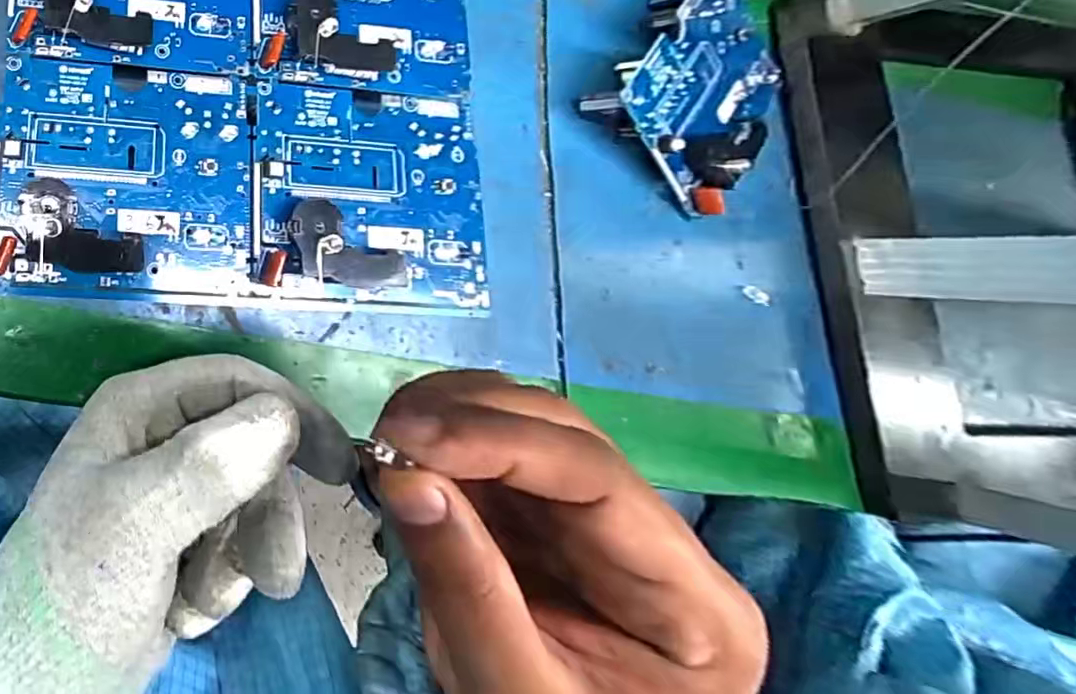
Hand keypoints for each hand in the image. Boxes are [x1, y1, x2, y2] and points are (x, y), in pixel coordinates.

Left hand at [0, 355, 353, 693]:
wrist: (39, 673)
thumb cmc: (78, 581)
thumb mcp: (138, 519)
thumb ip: (206, 466)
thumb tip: (282, 414)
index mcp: (142, 404)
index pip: (233, 380)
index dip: (289, 411)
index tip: (334, 465)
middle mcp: (160, 434)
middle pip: (251, 446)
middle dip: (263, 514)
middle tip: (273, 574)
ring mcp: (172, 487)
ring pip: (250, 502)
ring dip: (238, 560)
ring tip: (198, 602)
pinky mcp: (182, 535)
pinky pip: (234, 543)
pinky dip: (220, 581)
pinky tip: (180, 609)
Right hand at [370, 371, 765, 693]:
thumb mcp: (512, 692)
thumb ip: (467, 591)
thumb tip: (404, 477)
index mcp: (690, 601)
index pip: (593, 474)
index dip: (494, 440)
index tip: (405, 438)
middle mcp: (650, 535)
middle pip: (559, 429)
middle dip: (463, 417)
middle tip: (387, 438)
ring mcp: (591, 512)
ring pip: (522, 417)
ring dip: (445, 412)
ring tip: (388, 442)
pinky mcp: (538, 505)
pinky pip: (489, 441)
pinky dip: (438, 431)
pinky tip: (405, 449)